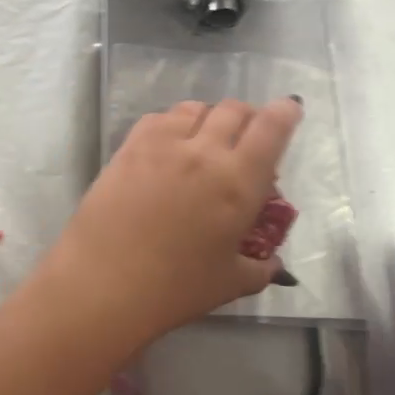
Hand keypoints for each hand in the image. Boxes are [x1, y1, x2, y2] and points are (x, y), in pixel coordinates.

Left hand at [41, 97, 301, 344]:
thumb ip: (260, 267)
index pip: (271, 129)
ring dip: (209, 117)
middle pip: (233, 110)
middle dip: (248, 116)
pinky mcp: (131, 145)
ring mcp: (164, 143)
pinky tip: (171, 143)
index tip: (290, 106)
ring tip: (207, 137)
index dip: (285, 112)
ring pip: (195, 108)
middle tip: (248, 133)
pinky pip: (159, 117)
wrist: (105, 280)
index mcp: (238, 182)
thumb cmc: (175, 288)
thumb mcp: (231, 282)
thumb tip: (273, 262)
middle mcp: (205, 152)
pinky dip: (173, 122)